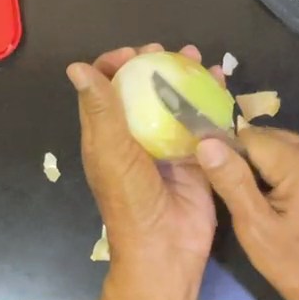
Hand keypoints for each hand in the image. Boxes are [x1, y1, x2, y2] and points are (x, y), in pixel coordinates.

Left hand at [69, 44, 224, 291]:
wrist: (165, 247)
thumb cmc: (130, 198)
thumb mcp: (111, 150)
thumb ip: (99, 108)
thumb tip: (75, 67)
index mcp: (106, 135)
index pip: (104, 89)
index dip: (114, 66)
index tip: (134, 55)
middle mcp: (135, 136)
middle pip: (142, 90)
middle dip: (155, 65)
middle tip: (169, 52)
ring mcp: (166, 146)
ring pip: (175, 101)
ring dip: (186, 76)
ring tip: (199, 57)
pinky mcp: (196, 157)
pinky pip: (203, 121)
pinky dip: (212, 99)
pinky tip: (222, 81)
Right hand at [194, 128, 298, 299]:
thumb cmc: (296, 266)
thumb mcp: (255, 228)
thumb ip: (232, 181)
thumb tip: (206, 143)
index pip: (251, 137)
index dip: (227, 153)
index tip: (214, 176)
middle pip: (271, 137)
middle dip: (247, 158)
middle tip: (233, 191)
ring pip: (286, 145)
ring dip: (265, 164)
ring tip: (254, 198)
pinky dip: (283, 169)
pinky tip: (277, 197)